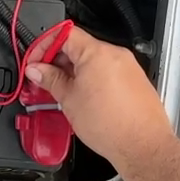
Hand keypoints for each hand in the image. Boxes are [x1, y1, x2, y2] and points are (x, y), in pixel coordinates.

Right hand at [26, 26, 174, 166]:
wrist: (143, 147)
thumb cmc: (113, 127)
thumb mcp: (69, 100)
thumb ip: (50, 79)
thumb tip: (37, 70)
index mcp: (97, 53)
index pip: (63, 34)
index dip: (44, 45)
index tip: (36, 61)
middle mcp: (115, 54)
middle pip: (78, 45)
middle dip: (57, 61)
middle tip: (43, 78)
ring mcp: (127, 66)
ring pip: (92, 60)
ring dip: (73, 70)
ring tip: (62, 91)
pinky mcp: (134, 80)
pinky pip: (106, 70)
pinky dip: (90, 78)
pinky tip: (82, 97)